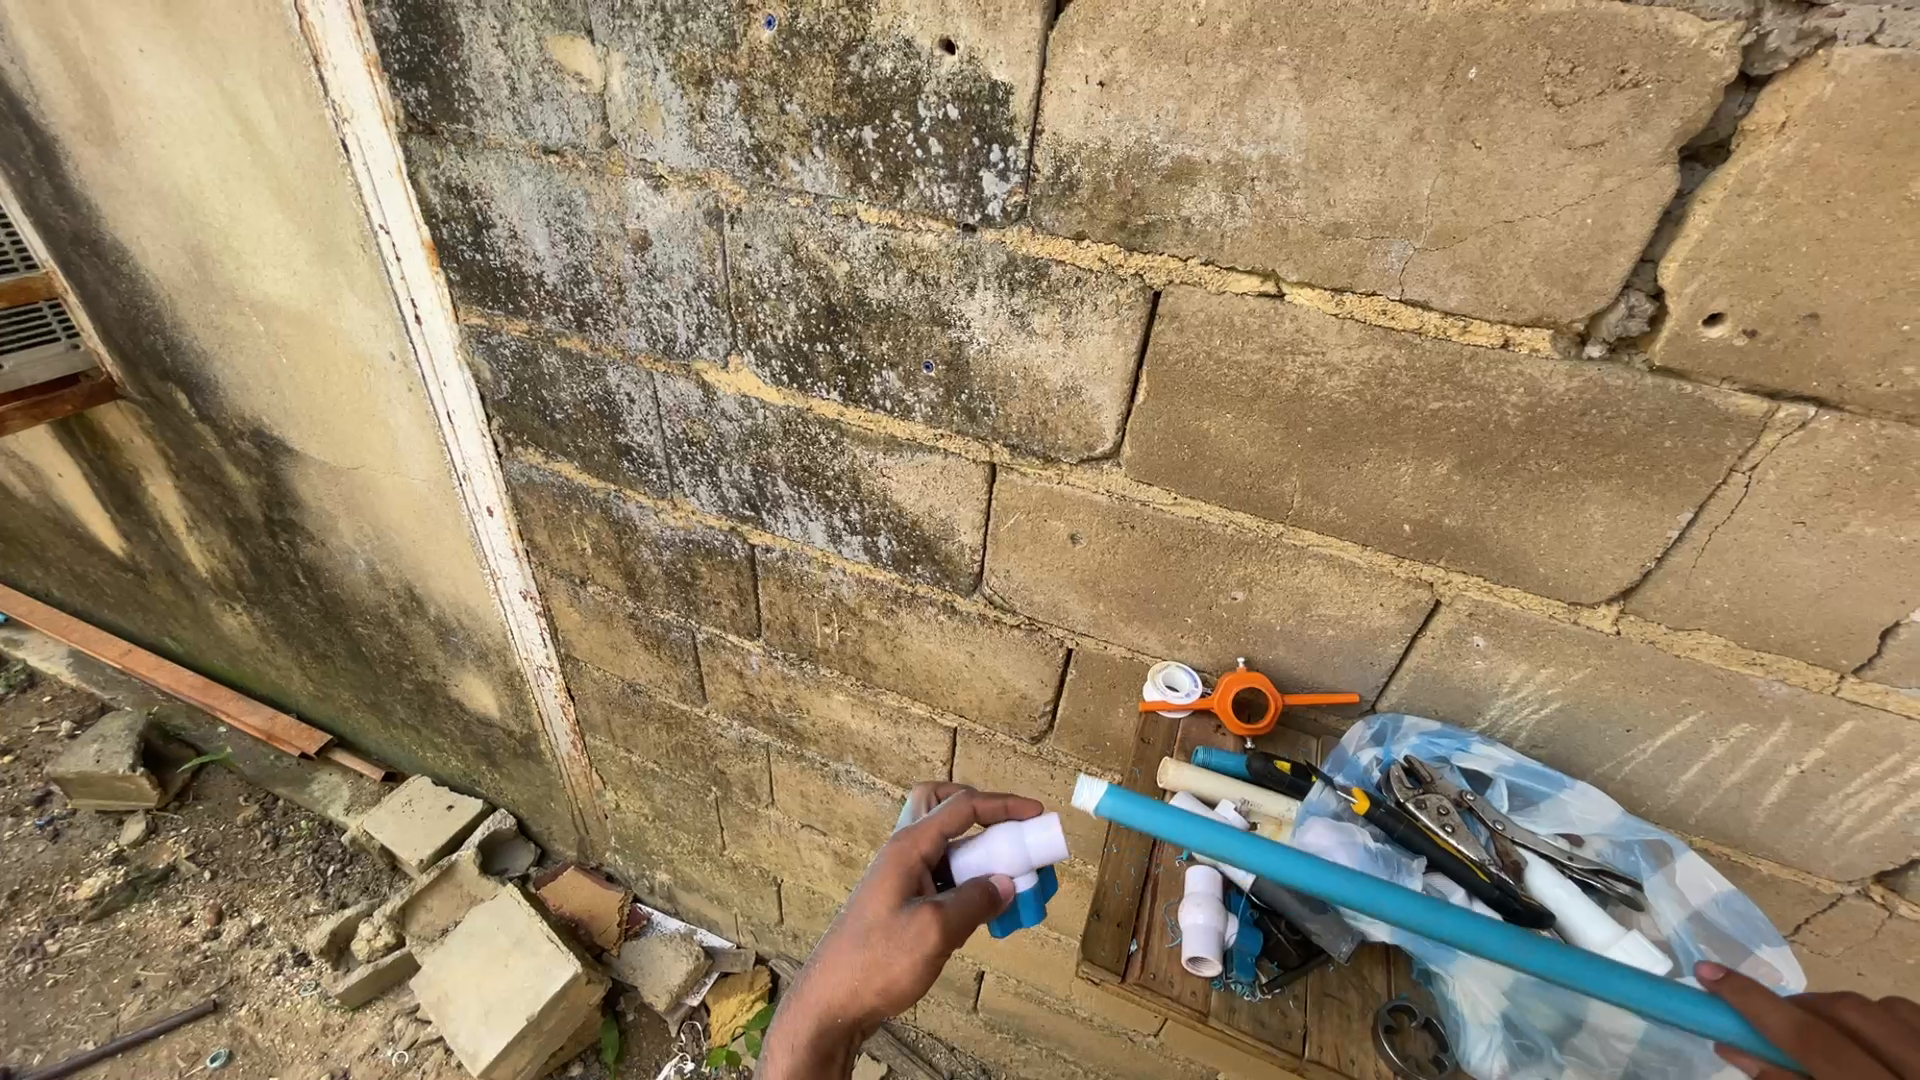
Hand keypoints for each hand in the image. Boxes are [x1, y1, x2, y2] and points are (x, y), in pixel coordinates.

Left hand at [758, 783, 1043, 1078]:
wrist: (831, 1003)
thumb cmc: (876, 963)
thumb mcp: (934, 932)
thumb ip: (975, 902)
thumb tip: (1007, 883)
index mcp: (909, 846)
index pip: (962, 806)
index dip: (1003, 805)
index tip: (1037, 813)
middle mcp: (905, 851)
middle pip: (939, 803)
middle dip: (977, 808)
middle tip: (1006, 829)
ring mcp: (903, 876)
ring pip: (944, 841)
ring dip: (976, 849)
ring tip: (1006, 876)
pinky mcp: (904, 901)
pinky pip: (942, 874)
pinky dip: (967, 879)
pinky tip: (983, 909)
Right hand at [1698, 960, 1919, 1077]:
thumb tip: (1731, 1046)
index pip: (1812, 1039)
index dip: (1754, 1002)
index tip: (1707, 973)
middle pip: (1850, 1013)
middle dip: (1802, 1006)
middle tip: (1776, 1019)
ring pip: (1891, 1009)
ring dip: (1849, 1014)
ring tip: (1837, 1037)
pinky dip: (1893, 1024)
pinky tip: (1883, 1047)